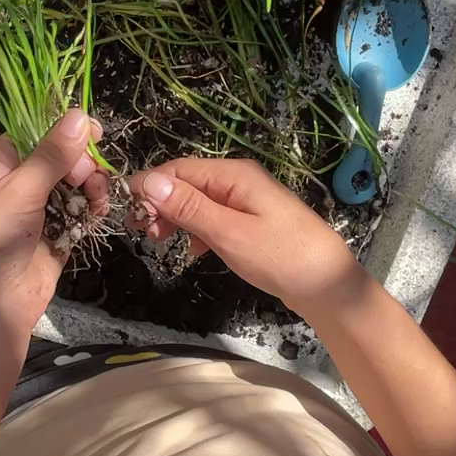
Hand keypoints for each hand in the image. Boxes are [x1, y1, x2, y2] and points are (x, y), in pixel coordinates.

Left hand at [0, 109, 107, 359]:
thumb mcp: (18, 191)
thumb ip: (52, 155)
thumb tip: (81, 115)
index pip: (31, 134)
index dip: (60, 129)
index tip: (92, 129)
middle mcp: (16, 187)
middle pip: (57, 160)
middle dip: (79, 162)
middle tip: (87, 175)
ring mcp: (37, 215)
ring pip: (72, 188)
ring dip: (90, 186)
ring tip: (98, 195)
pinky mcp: (55, 240)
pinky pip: (78, 216)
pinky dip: (91, 211)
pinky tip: (100, 210)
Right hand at [131, 157, 369, 317]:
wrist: (328, 286)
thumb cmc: (280, 256)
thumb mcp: (229, 232)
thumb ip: (189, 208)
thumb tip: (149, 181)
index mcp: (233, 175)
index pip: (178, 169)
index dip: (150, 187)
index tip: (127, 213)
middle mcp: (238, 180)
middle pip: (187, 183)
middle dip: (161, 204)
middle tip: (144, 233)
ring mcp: (246, 201)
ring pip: (199, 202)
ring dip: (177, 218)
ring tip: (161, 242)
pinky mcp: (251, 222)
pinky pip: (214, 218)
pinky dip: (198, 232)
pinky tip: (194, 252)